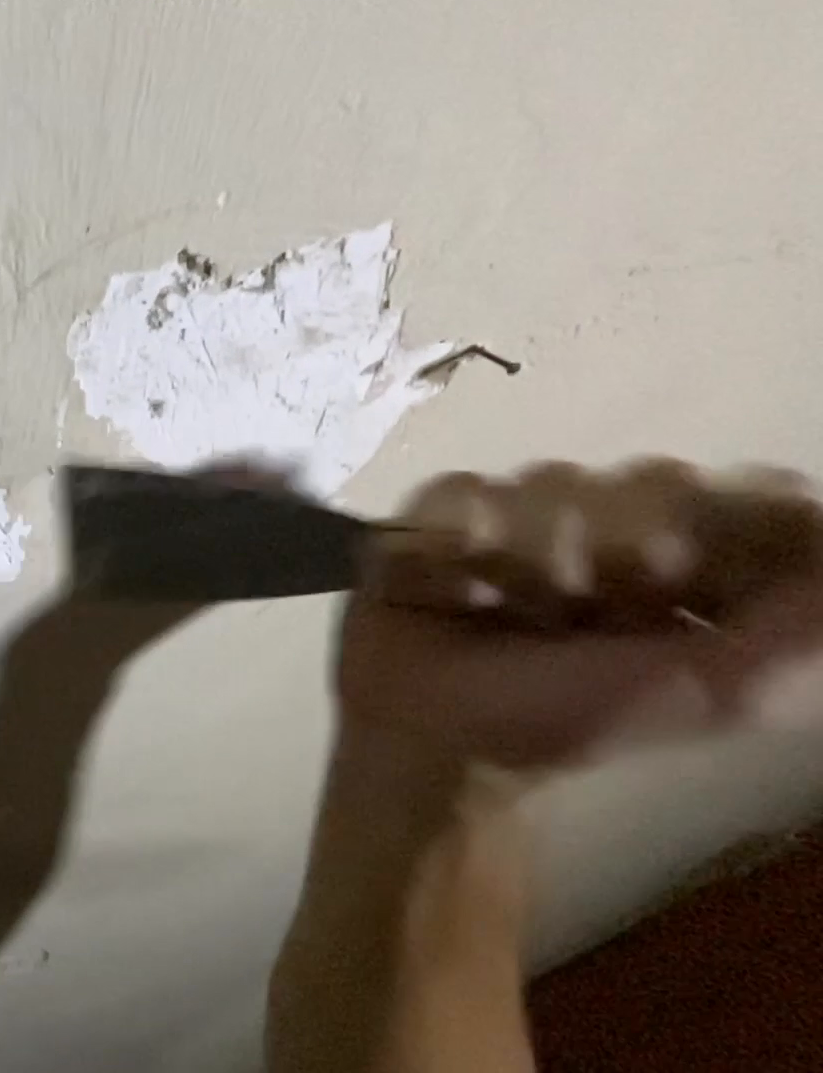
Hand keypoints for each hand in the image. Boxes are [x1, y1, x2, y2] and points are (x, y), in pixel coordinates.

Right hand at [335, 459, 822, 768]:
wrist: (422, 726)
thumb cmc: (559, 715)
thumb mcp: (712, 695)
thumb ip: (801, 637)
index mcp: (701, 568)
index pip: (759, 495)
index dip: (730, 535)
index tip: (692, 595)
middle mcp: (619, 530)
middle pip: (654, 480)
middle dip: (614, 561)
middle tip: (579, 619)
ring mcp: (526, 514)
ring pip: (551, 481)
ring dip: (521, 562)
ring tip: (495, 609)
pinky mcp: (441, 511)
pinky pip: (460, 490)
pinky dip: (452, 545)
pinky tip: (444, 587)